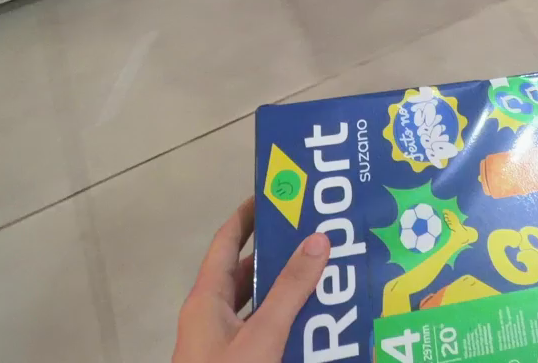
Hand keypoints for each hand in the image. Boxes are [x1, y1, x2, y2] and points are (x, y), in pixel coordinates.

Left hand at [174, 197, 333, 362]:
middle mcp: (212, 319)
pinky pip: (266, 333)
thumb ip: (291, 288)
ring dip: (290, 289)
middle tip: (321, 229)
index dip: (249, 213)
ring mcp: (224, 348)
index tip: (280, 191)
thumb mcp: (262, 336)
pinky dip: (291, 321)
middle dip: (283, 251)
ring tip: (330, 269)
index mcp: (206, 300)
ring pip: (260, 305)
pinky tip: (322, 321)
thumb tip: (318, 236)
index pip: (227, 241)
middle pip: (248, 272)